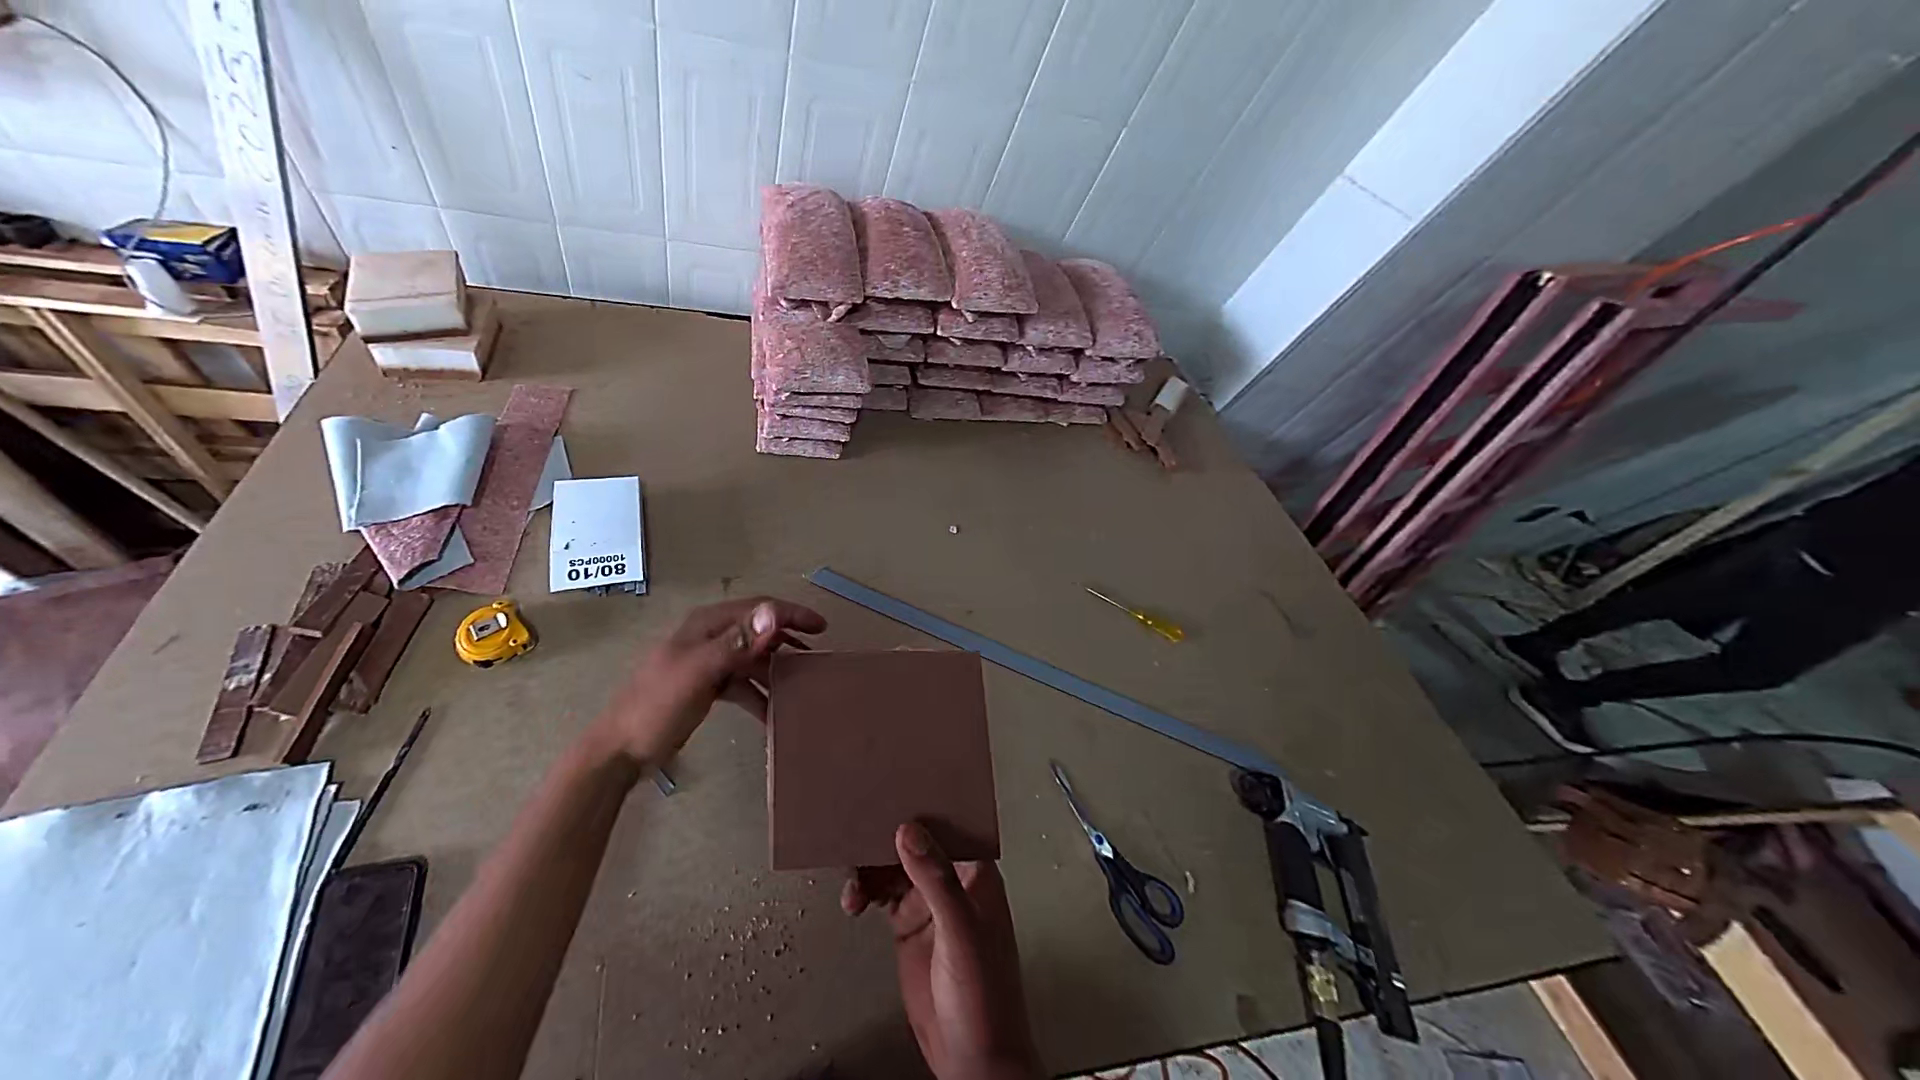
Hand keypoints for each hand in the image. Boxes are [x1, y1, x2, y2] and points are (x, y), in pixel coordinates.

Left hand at [591, 596, 824, 765]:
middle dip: (789, 639)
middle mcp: (710, 637)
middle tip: (818, 653)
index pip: (758, 609)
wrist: (620, 750)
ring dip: (777, 667)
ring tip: (803, 681)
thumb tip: (773, 614)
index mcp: (706, 625)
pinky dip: (761, 694)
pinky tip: (775, 711)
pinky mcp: (708, 687)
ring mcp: (709, 663)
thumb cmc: (657, 706)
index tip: (822, 628)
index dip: (791, 615)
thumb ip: (737, 642)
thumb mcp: (699, 672)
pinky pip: (743, 684)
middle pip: (759, 631)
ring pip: (754, 658)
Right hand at [842, 823, 1042, 1079]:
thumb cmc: (987, 997)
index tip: (893, 794)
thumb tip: (911, 833)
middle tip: (859, 833)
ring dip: (870, 866)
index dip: (922, 808)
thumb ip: (936, 880)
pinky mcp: (907, 924)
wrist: (970, 1057)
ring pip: (893, 865)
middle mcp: (952, 881)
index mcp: (977, 872)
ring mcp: (928, 903)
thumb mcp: (961, 930)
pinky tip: (855, 900)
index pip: (948, 825)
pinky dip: (864, 891)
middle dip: (886, 836)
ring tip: (855, 882)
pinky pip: (880, 893)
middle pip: (914, 842)